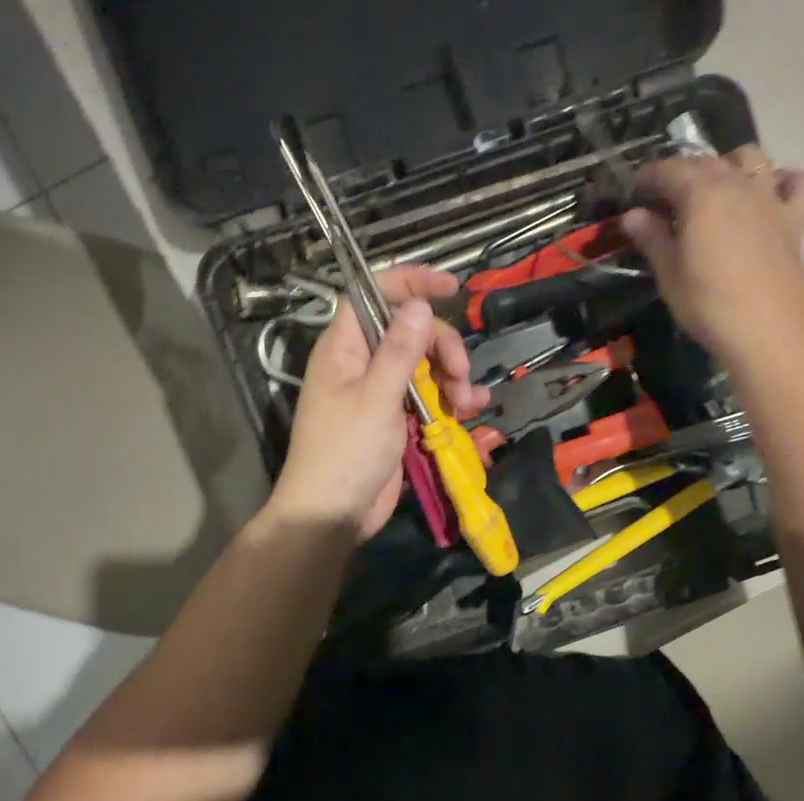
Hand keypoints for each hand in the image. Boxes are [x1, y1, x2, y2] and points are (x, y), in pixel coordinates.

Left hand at [265, 265, 486, 539]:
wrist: (331, 515)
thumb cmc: (344, 454)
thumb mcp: (375, 399)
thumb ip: (399, 351)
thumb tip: (418, 304)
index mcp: (344, 349)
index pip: (372, 295)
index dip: (408, 283)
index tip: (449, 287)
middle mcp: (361, 365)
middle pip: (409, 332)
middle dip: (441, 346)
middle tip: (459, 372)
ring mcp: (379, 394)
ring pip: (424, 367)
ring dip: (452, 377)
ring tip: (468, 401)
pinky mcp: (395, 422)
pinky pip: (427, 399)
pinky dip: (450, 402)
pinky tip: (472, 411)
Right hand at [621, 145, 803, 361]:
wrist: (770, 332)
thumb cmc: (710, 305)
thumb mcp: (670, 275)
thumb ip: (652, 239)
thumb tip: (632, 215)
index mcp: (701, 194)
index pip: (669, 169)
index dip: (648, 176)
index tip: (635, 189)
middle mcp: (738, 184)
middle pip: (707, 162)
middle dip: (683, 173)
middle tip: (666, 200)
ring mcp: (771, 199)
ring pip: (752, 158)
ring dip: (731, 165)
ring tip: (717, 191)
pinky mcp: (796, 219)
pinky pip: (797, 182)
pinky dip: (784, 180)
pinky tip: (770, 196)